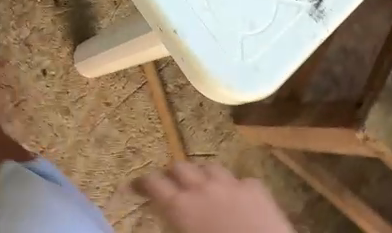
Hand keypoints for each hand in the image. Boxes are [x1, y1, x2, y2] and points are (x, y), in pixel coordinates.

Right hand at [132, 161, 293, 232]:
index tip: (134, 186)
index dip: (141, 183)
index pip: (153, 184)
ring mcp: (231, 184)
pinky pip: (241, 181)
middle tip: (171, 188)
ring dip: (203, 177)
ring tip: (204, 190)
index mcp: (181, 206)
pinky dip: (235, 189)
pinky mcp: (257, 189)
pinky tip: (238, 200)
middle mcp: (202, 187)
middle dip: (173, 175)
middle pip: (180, 167)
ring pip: (210, 168)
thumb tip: (166, 220)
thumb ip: (174, 225)